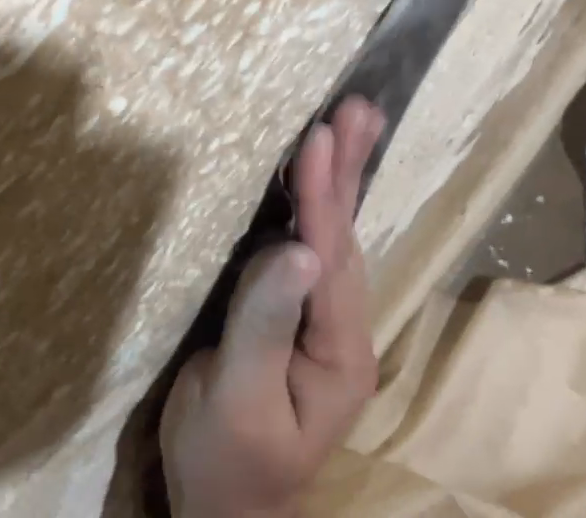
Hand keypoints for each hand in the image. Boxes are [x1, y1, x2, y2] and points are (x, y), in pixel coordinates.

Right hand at [159, 97, 386, 517]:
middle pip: (345, 237)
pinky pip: (311, 249)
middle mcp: (344, 329)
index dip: (323, 195)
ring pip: (333, 238)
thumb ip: (265, 323)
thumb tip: (297, 250)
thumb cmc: (226, 460)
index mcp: (340, 351)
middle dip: (348, 171)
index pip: (329, 257)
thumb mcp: (238, 398)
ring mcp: (324, 324)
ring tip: (348, 126)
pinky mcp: (298, 319)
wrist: (226, 509)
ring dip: (339, 180)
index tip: (321, 134)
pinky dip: (314, 206)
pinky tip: (312, 177)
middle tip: (359, 108)